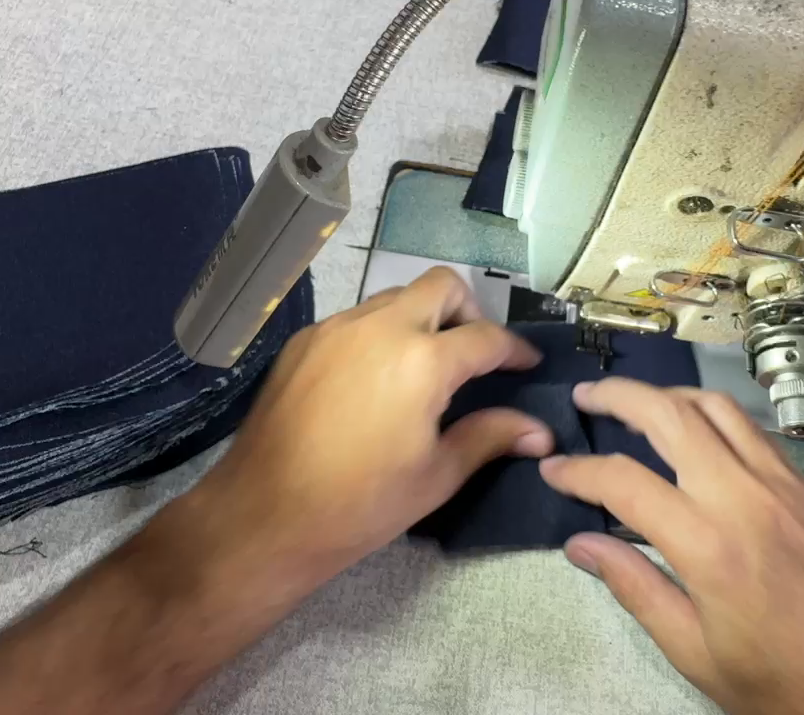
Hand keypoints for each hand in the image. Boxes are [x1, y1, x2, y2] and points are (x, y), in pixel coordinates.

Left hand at [189, 267, 554, 578]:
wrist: (263, 517)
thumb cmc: (360, 505)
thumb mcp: (436, 476)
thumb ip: (490, 437)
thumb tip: (540, 431)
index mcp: (422, 361)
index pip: (485, 337)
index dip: (514, 350)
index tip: (525, 364)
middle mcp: (381, 327)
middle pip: (441, 286)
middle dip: (468, 311)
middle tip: (473, 354)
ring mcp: (337, 328)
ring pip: (396, 296)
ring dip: (422, 318)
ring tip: (424, 366)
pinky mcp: (306, 339)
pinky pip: (357, 317)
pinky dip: (380, 332)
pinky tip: (375, 379)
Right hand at [539, 379, 803, 714]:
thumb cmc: (786, 685)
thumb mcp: (697, 655)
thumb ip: (634, 588)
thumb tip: (581, 543)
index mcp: (708, 544)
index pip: (623, 482)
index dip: (579, 471)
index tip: (552, 469)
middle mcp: (741, 494)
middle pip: (669, 414)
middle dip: (617, 396)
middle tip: (585, 395)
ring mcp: (779, 481)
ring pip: (713, 404)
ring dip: (666, 393)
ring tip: (635, 403)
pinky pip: (748, 426)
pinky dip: (709, 412)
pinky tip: (694, 429)